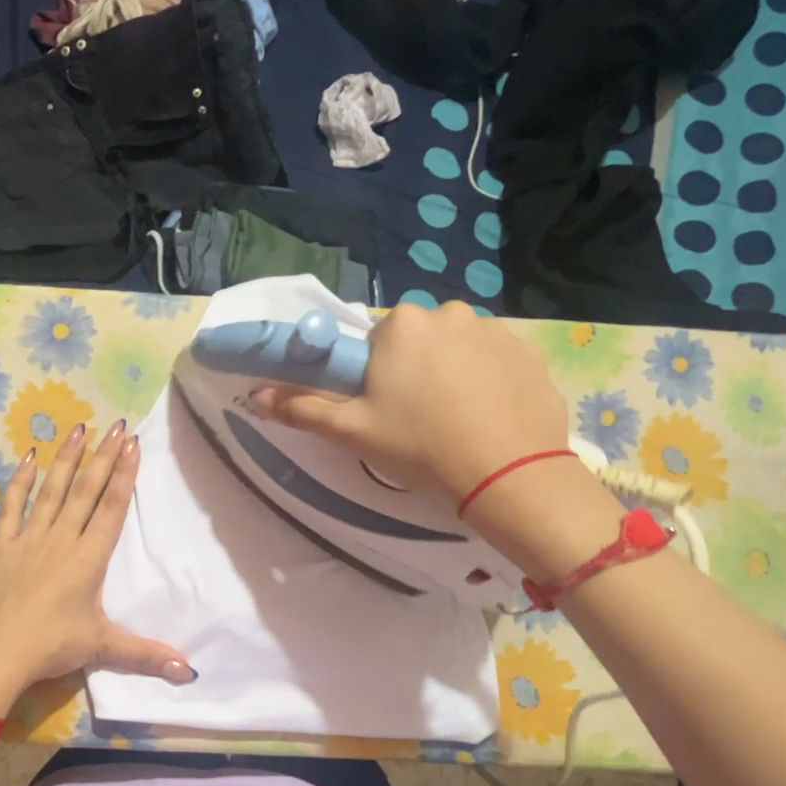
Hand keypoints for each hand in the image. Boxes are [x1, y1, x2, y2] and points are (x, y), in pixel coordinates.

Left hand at [0, 419, 194, 713]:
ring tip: (79, 428)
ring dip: (67, 459)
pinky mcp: (1, 547)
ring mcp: (28, 539)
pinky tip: (27, 458)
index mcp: (88, 559)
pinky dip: (20, 482)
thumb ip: (146, 654)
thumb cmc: (50, 648)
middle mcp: (60, 540)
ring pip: (52, 491)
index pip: (112, 508)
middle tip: (116, 425)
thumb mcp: (101, 647)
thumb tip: (189, 671)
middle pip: (86, 491)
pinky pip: (12, 507)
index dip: (125, 475)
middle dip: (103, 457)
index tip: (133, 444)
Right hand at [252, 301, 620, 580]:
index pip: (376, 342)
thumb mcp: (351, 431)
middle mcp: (449, 312)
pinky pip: (495, 361)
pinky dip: (488, 381)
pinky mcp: (530, 352)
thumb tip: (255, 395)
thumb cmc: (418, 447)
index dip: (375, 376)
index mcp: (400, 325)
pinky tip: (487, 417)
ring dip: (451, 373)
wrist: (506, 473)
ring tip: (455, 421)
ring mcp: (496, 329)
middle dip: (414, 370)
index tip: (384, 408)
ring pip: (458, 349)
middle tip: (416, 419)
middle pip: (418, 341)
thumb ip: (302, 408)